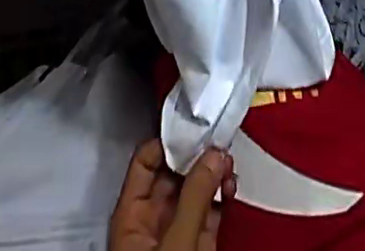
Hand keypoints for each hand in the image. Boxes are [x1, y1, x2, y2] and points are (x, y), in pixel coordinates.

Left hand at [109, 140, 235, 250]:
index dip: (169, 142)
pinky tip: (232, 185)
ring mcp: (176, 230)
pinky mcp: (198, 243)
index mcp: (132, 214)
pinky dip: (223, 192)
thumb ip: (194, 197)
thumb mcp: (176, 242)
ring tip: (229, 164)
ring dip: (214, 171)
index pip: (146, 161)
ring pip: (195, 187)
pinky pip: (210, 208)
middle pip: (174, 170)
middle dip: (198, 153)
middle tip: (220, 140)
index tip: (196, 126)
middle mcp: (153, 217)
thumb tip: (214, 152)